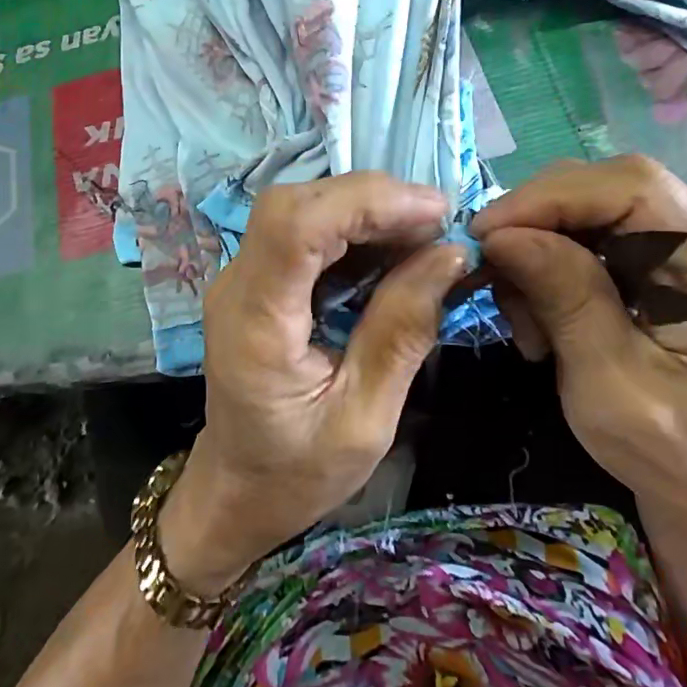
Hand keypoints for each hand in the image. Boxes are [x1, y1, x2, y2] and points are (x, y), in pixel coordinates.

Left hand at [159, 173, 468, 591]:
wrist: (237, 486)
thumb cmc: (298, 470)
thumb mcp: (365, 419)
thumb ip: (401, 331)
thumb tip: (450, 254)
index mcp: (255, 324)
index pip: (293, 226)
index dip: (364, 202)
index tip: (435, 214)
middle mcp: (236, 287)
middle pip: (293, 206)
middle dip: (369, 200)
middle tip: (437, 226)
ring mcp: (239, 280)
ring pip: (296, 211)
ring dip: (363, 212)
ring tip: (423, 237)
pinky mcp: (254, 283)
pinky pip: (299, 236)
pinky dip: (349, 232)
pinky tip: (391, 252)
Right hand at [469, 156, 686, 534]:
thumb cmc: (668, 459)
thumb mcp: (606, 386)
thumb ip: (564, 299)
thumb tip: (501, 233)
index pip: (645, 192)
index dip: (556, 196)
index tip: (488, 230)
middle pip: (623, 191)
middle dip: (541, 220)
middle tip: (490, 264)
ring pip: (605, 209)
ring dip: (543, 246)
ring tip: (522, 313)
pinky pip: (607, 237)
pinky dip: (557, 261)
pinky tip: (542, 307)